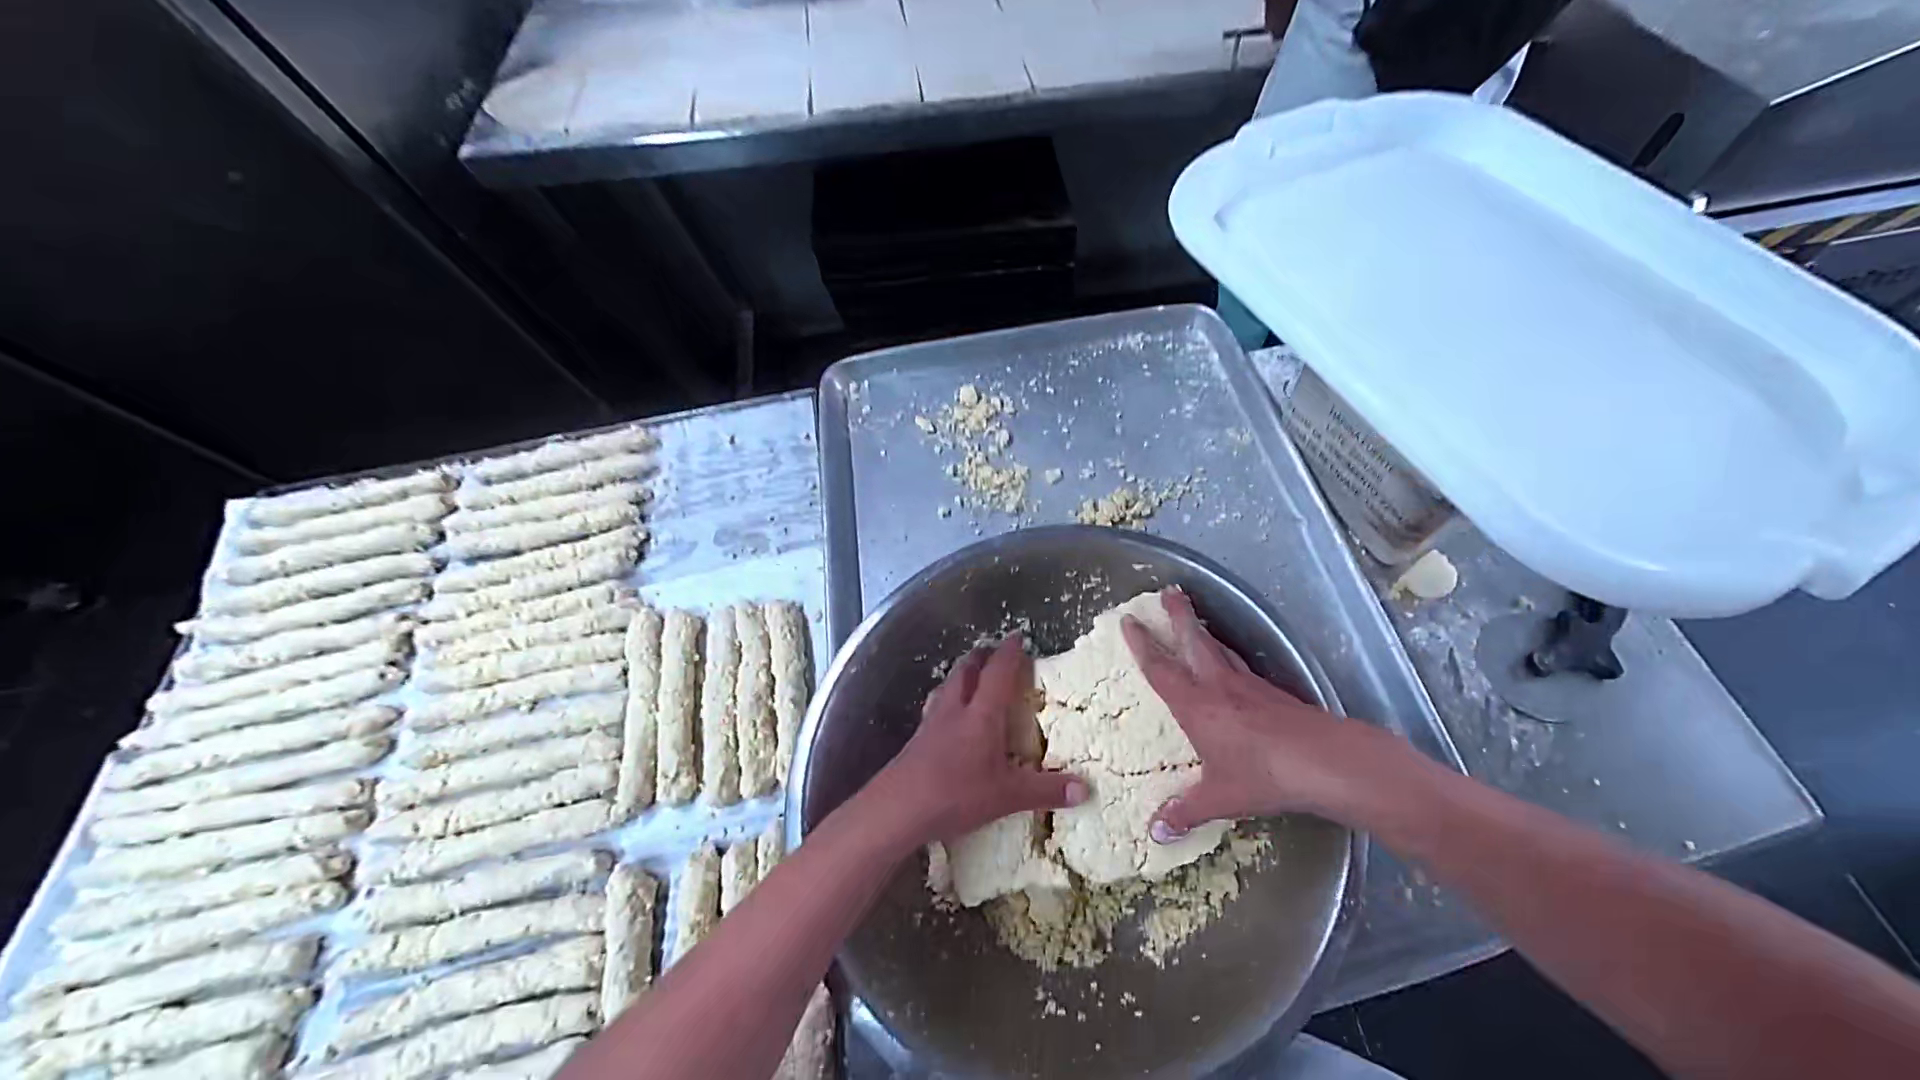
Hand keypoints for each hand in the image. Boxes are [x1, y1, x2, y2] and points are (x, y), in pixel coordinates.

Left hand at [879, 634, 1086, 843]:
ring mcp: (932, 723)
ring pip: (947, 686)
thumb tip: (1085, 788)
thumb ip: (1046, 790)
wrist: (898, 807)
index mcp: (982, 714)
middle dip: (981, 657)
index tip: (1018, 637)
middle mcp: (955, 709)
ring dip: (961, 675)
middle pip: (967, 670)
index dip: (1009, 653)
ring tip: (969, 674)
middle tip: (992, 650)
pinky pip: (935, 707)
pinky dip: (945, 700)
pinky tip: (946, 714)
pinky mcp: (917, 740)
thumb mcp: (1008, 796)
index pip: (998, 672)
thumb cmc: (957, 794)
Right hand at [1122, 588, 1388, 838]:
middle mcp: (1219, 686)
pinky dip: (1231, 657)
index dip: (1142, 644)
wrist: (1327, 762)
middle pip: (1195, 641)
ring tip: (1196, 621)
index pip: (1160, 668)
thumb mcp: (1220, 796)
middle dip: (1179, 616)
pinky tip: (1234, 666)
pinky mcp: (1275, 695)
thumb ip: (1186, 811)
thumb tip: (1155, 831)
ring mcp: (1250, 687)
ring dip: (1205, 632)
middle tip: (1170, 591)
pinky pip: (1243, 667)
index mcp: (1196, 704)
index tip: (1129, 620)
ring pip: (1221, 650)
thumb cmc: (1264, 775)